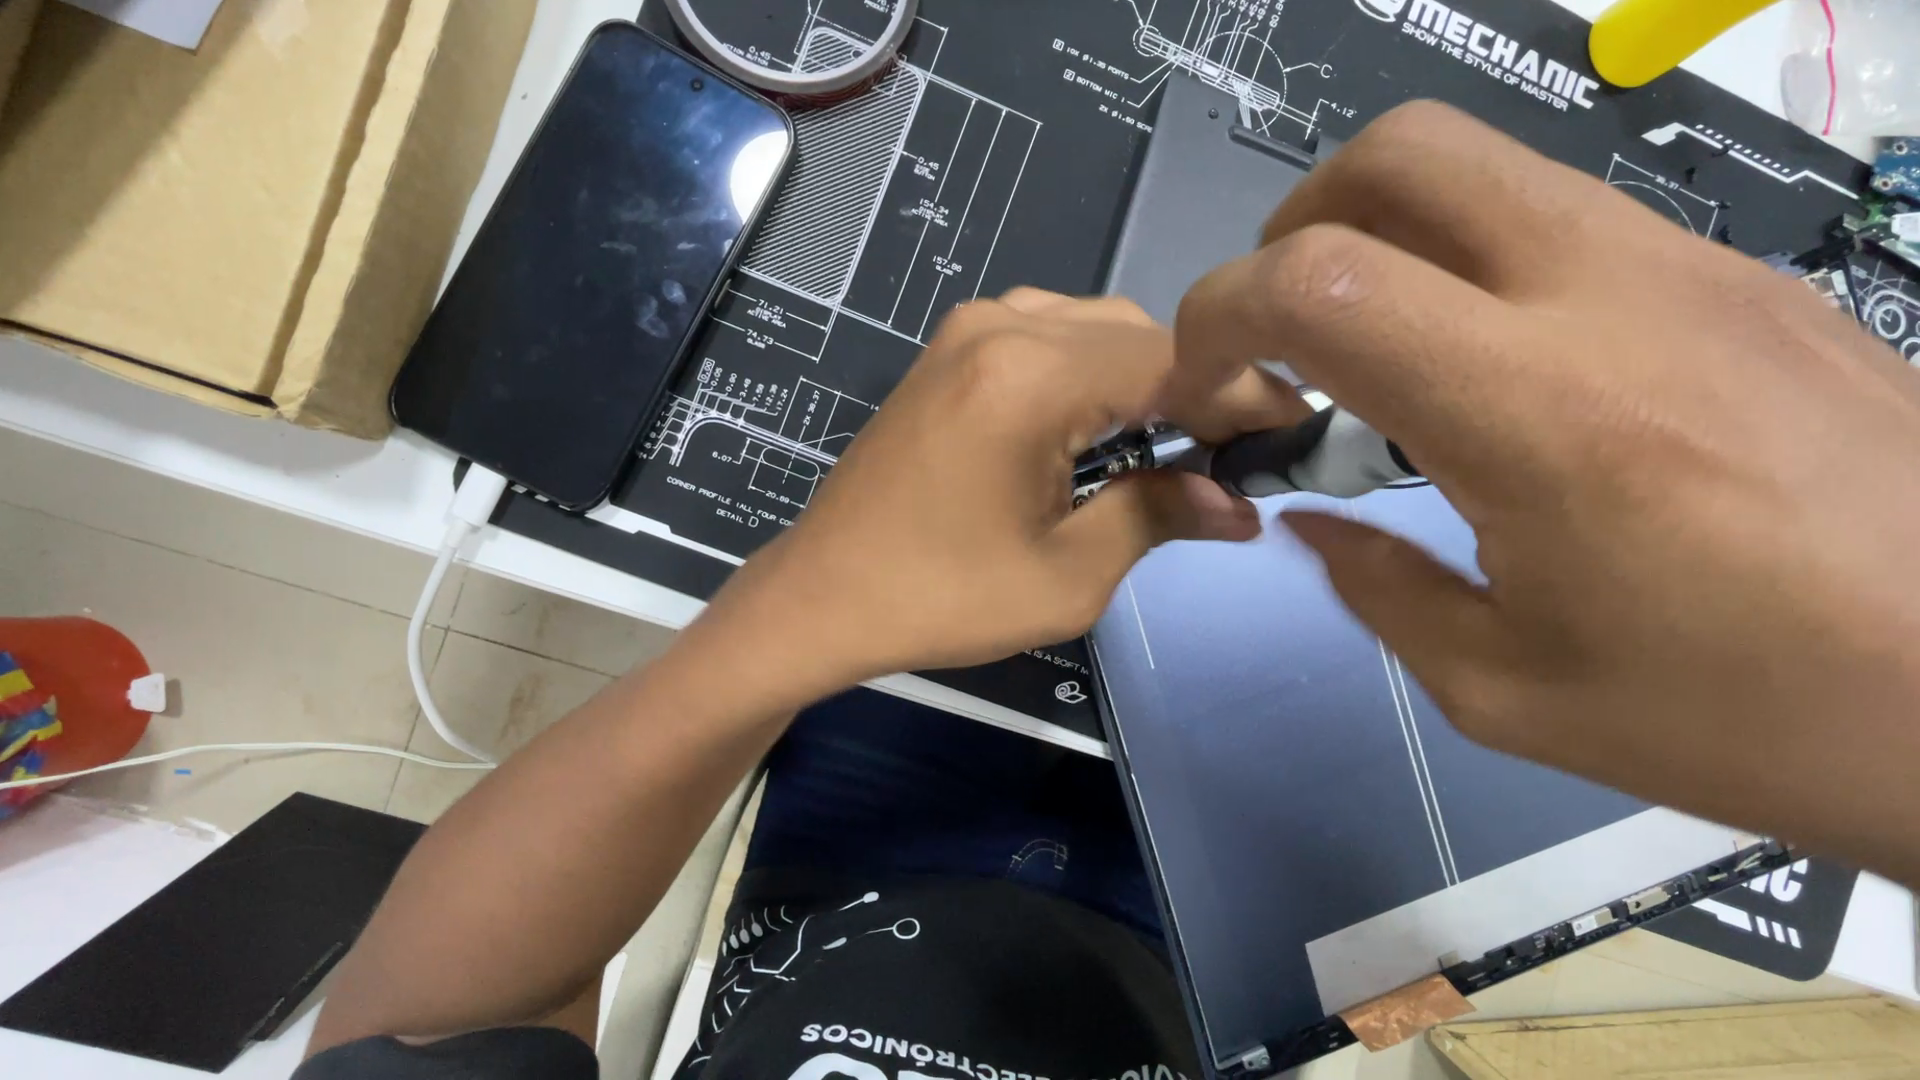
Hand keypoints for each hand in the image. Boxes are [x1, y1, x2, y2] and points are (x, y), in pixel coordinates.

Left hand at [688, 290, 1260, 702]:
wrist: (823, 596)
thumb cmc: (941, 598)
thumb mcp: (1067, 575)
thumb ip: (1158, 517)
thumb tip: (1235, 503)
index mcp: (1032, 376)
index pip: (1175, 362)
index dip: (1245, 395)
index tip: (1298, 429)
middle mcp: (1002, 326)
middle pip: (1138, 335)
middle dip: (1197, 387)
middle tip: (1237, 452)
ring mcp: (967, 331)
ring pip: (1095, 328)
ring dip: (1144, 377)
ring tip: (1175, 443)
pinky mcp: (949, 353)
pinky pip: (1046, 337)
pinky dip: (1091, 372)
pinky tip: (1102, 425)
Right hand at [1174, 102, 1919, 882]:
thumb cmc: (1750, 714)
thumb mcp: (1505, 688)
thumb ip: (1374, 585)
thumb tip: (1307, 520)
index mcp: (1538, 417)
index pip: (1320, 282)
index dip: (1216, 317)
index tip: (1202, 389)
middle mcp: (1609, 299)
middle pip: (1398, 156)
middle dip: (1290, 232)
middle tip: (1279, 336)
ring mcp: (1685, 265)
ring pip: (1476, 167)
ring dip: (1375, 240)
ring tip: (1366, 355)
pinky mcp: (1733, 273)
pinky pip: (1549, 216)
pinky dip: (1460, 264)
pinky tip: (1478, 369)